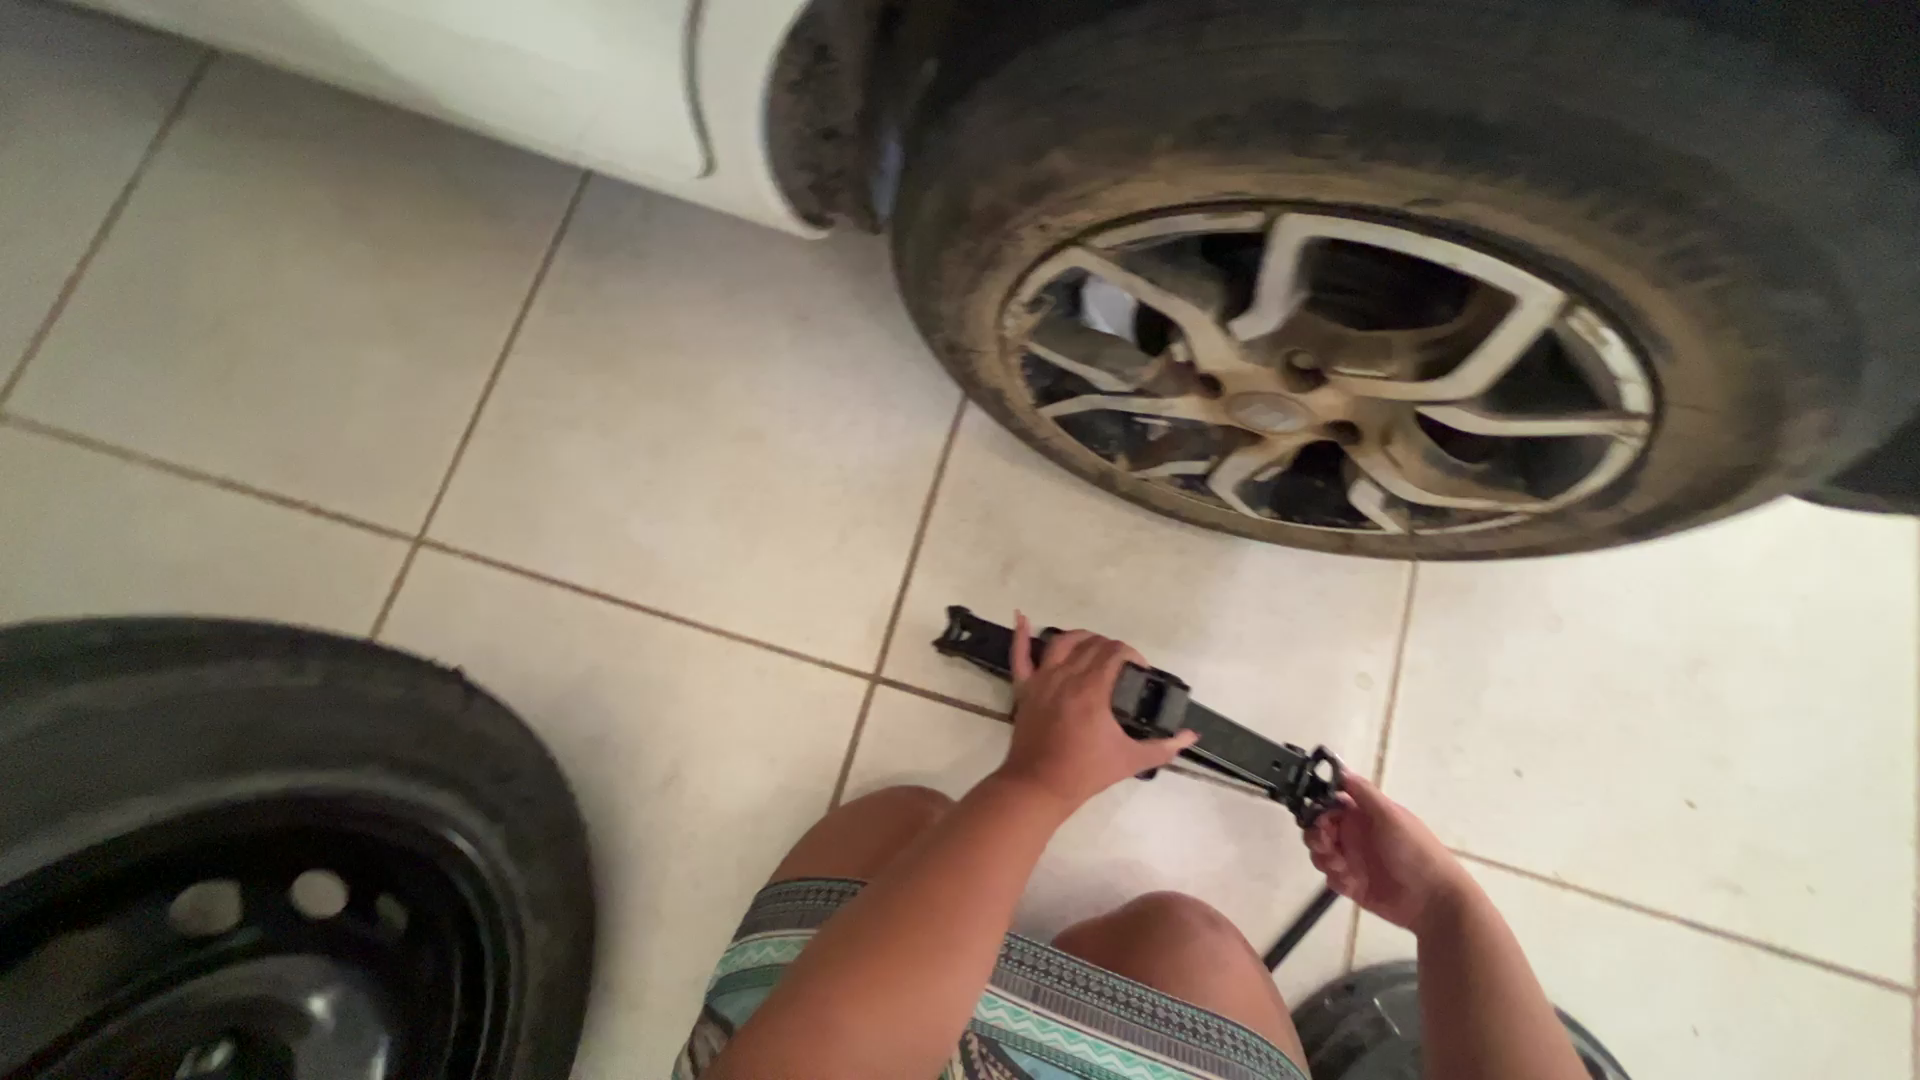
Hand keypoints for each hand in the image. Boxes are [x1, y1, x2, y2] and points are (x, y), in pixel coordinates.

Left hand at [993, 613, 1198, 808]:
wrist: (1040, 786)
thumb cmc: (1086, 772)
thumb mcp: (1131, 760)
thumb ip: (1164, 747)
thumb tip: (1190, 735)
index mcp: (1092, 689)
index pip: (1115, 653)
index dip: (1132, 655)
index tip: (1140, 669)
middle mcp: (1066, 677)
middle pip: (1092, 645)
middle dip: (1111, 647)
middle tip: (1122, 664)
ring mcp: (1042, 680)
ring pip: (1060, 642)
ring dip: (1080, 637)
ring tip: (1093, 643)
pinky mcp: (1024, 688)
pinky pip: (1019, 656)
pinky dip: (1020, 635)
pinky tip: (1022, 617)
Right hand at [1305, 771, 1475, 932]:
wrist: (1434, 901)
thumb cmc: (1414, 852)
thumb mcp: (1391, 816)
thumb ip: (1363, 792)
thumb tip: (1339, 768)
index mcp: (1363, 816)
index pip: (1328, 805)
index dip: (1317, 809)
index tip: (1318, 818)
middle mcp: (1354, 836)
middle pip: (1318, 829)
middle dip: (1315, 836)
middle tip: (1326, 845)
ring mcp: (1352, 861)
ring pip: (1320, 853)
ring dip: (1324, 857)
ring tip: (1341, 866)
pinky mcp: (1352, 885)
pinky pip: (1330, 877)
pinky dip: (1335, 878)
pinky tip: (1351, 883)